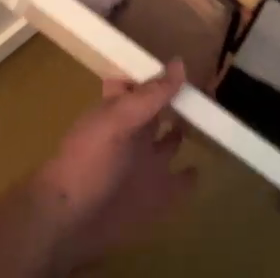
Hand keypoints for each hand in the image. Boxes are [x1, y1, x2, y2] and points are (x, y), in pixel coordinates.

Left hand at [29, 59, 198, 269]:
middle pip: (159, 111)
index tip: (184, 57)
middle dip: (177, 99)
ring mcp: (146, 167)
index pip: (139, 83)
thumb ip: (149, 96)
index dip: (156, 72)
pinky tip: (202, 169)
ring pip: (170, 144)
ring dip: (182, 133)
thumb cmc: (88, 162)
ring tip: (211, 120)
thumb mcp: (117, 120)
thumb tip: (180, 63)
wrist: (68, 221)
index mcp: (121, 111)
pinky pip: (179, 184)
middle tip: (207, 86)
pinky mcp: (155, 197)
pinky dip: (190, 177)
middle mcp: (135, 135)